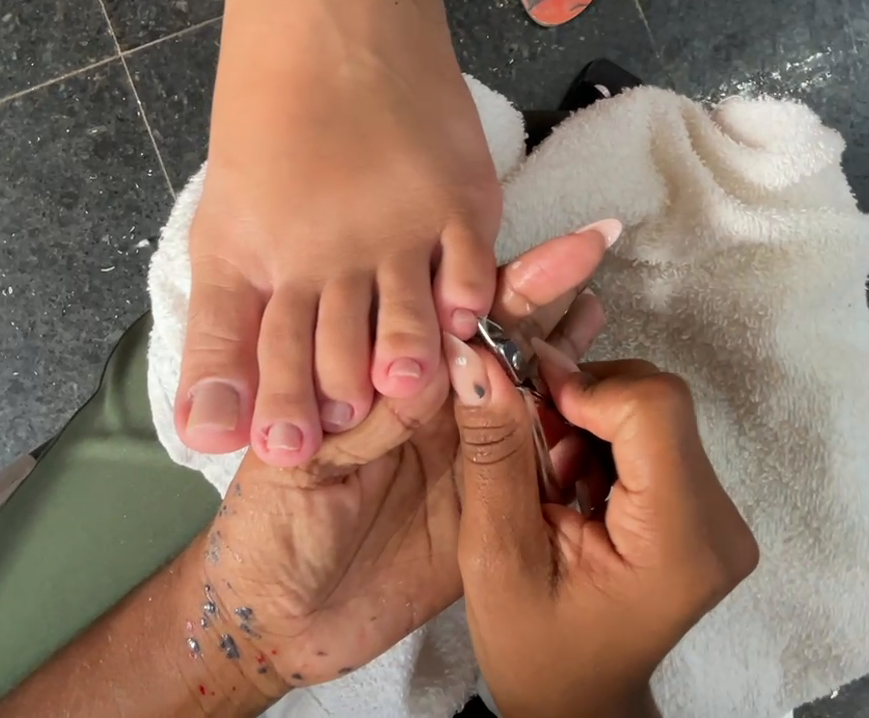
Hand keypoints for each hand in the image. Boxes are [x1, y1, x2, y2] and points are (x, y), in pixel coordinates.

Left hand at [175, 0, 502, 468]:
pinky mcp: (461, 195)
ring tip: (401, 399)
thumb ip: (220, 321)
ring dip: (401, 377)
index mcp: (262, 256)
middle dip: (337, 410)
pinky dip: (466, 316)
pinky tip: (462, 332)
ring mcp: (401, 225)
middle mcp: (329, 253)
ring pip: (406, 336)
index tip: (285, 454)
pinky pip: (472, 279)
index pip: (268, 365)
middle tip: (347, 442)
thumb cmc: (265, 100)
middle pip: (338, 361)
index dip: (275, 416)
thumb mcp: (221, 212)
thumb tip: (204, 428)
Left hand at [180, 226, 613, 704]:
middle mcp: (423, 400)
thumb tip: (446, 363)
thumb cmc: (271, 530)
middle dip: (538, 289)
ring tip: (597, 297)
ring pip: (519, 384)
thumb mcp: (306, 464)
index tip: (530, 245)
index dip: (483, 280)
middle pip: (486, 335)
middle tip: (589, 247)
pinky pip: (533, 455)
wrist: (287, 623)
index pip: (431, 315)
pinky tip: (596, 386)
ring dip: (560, 341)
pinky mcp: (486, 499)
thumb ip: (375, 419)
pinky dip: (566, 419)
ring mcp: (458, 445)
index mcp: (374, 377)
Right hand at [448, 305, 759, 717]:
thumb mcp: (495, 551)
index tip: (525, 399)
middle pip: (653, 398)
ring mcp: (714, 511)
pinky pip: (648, 426)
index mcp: (679, 542)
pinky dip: (597, 431)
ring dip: (584, 417)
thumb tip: (479, 361)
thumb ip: (494, 451)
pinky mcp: (698, 502)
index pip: (654, 407)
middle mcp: (717, 520)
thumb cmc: (534, 646)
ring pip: (647, 404)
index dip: (585, 386)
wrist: (576, 699)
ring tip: (545, 470)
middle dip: (579, 401)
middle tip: (527, 442)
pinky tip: (566, 475)